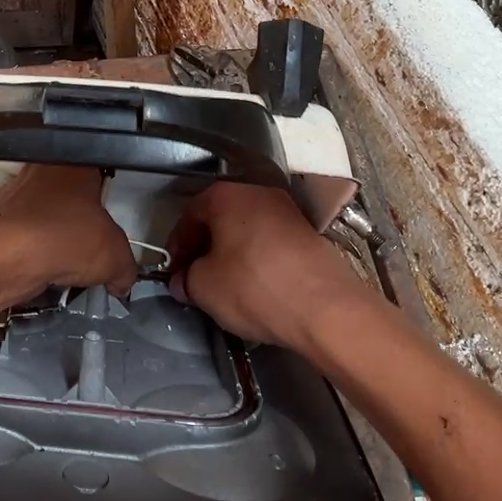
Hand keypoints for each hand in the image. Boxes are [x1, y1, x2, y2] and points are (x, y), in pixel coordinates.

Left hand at [0, 165, 136, 296]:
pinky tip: (41, 265)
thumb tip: (123, 280)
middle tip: (87, 243)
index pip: (98, 175)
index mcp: (77, 165)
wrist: (11, 254)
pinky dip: (31, 245)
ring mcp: (18, 188)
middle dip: (77, 218)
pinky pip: (24, 228)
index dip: (104, 198)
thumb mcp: (116, 257)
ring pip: (43, 210)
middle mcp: (45, 168)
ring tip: (63, 261)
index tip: (106, 221)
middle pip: (68, 192)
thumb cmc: (69, 238)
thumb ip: (126, 267)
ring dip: (52, 232)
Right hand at [165, 182, 374, 351]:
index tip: (175, 271)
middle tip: (197, 277)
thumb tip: (183, 281)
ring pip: (247, 229)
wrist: (327, 307)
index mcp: (225, 195)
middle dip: (205, 247)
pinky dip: (258, 258)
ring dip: (232, 252)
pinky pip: (271, 241)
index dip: (177, 244)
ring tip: (227, 284)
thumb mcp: (205, 288)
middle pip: (220, 217)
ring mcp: (287, 210)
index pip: (189, 214)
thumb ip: (186, 280)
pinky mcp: (309, 233)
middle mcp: (257, 192)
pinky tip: (258, 286)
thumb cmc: (255, 287)